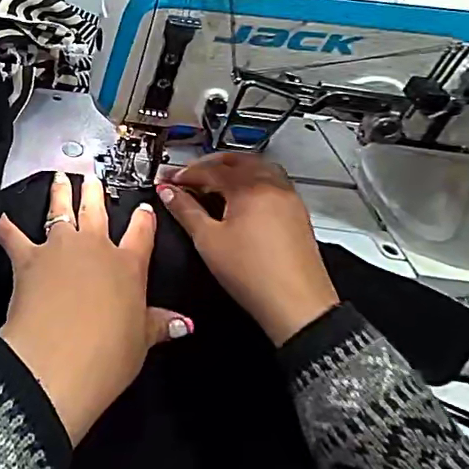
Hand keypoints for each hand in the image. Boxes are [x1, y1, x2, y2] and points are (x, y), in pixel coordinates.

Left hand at [0, 172, 191, 444]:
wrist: (57, 360)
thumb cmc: (107, 355)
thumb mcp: (141, 342)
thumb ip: (159, 325)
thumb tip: (185, 323)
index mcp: (127, 266)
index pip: (141, 233)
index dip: (144, 218)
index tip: (144, 207)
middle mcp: (94, 247)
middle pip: (97, 210)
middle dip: (95, 192)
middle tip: (92, 178)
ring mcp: (60, 248)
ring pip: (61, 210)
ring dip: (60, 192)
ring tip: (60, 177)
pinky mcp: (28, 258)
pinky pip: (14, 236)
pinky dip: (7, 227)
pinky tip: (1, 218)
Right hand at [158, 152, 339, 346]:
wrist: (298, 307)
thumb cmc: (255, 276)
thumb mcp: (208, 241)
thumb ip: (185, 211)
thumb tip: (169, 193)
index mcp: (249, 187)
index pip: (210, 170)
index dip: (186, 174)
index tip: (170, 181)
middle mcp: (272, 185)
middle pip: (237, 161)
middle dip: (210, 165)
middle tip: (190, 176)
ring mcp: (288, 198)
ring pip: (258, 168)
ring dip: (234, 170)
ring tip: (215, 184)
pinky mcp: (297, 214)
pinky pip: (272, 183)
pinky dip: (252, 182)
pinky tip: (241, 200)